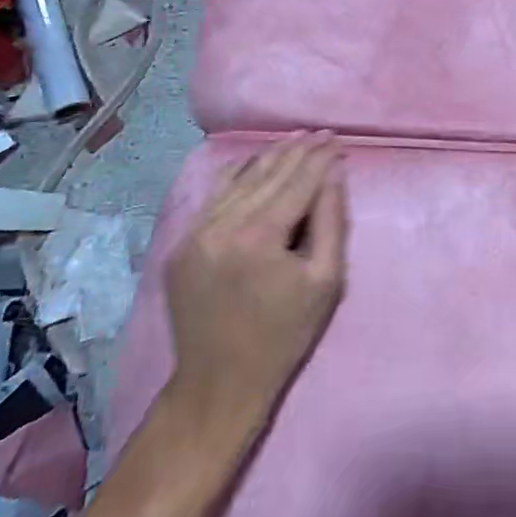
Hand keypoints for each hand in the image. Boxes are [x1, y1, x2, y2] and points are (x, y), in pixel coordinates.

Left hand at [164, 133, 349, 430]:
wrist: (220, 382)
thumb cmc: (284, 335)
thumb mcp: (325, 282)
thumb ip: (330, 221)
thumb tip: (332, 173)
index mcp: (259, 235)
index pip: (297, 181)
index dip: (318, 158)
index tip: (334, 139)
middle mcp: (221, 223)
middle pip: (267, 173)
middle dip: (296, 151)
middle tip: (318, 133)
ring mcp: (195, 232)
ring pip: (237, 180)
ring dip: (267, 158)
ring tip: (292, 140)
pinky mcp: (181, 243)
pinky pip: (213, 198)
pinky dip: (236, 177)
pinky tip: (253, 163)